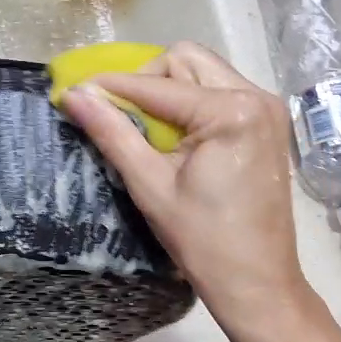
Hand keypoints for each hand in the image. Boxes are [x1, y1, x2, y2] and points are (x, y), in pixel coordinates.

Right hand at [60, 42, 311, 327]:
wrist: (257, 281)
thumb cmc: (201, 240)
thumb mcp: (149, 184)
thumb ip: (112, 132)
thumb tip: (73, 95)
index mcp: (230, 112)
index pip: (157, 85)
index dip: (112, 86)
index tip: (74, 92)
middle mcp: (255, 97)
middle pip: (185, 60)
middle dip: (145, 80)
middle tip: (120, 114)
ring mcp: (266, 108)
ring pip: (203, 71)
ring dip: (167, 88)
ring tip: (144, 126)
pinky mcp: (266, 123)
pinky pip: (219, 91)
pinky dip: (189, 101)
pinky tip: (173, 134)